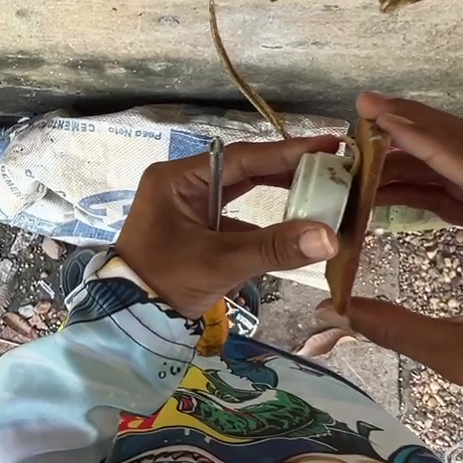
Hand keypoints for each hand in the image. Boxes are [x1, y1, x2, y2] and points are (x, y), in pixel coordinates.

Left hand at [115, 137, 339, 317]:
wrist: (127, 317)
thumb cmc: (164, 281)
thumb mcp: (219, 262)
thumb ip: (273, 248)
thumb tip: (330, 237)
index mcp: (177, 179)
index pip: (241, 158)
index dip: (287, 152)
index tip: (329, 145)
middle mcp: (181, 185)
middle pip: (244, 171)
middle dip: (288, 172)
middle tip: (334, 168)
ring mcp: (188, 207)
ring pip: (242, 195)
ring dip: (279, 197)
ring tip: (324, 195)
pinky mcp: (196, 230)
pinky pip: (236, 219)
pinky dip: (265, 225)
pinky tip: (297, 228)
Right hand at [342, 93, 462, 398]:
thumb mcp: (461, 355)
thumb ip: (393, 328)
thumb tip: (328, 307)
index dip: (427, 141)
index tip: (380, 119)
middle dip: (420, 122)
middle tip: (364, 105)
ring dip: (423, 143)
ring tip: (366, 137)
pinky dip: (432, 174)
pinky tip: (389, 177)